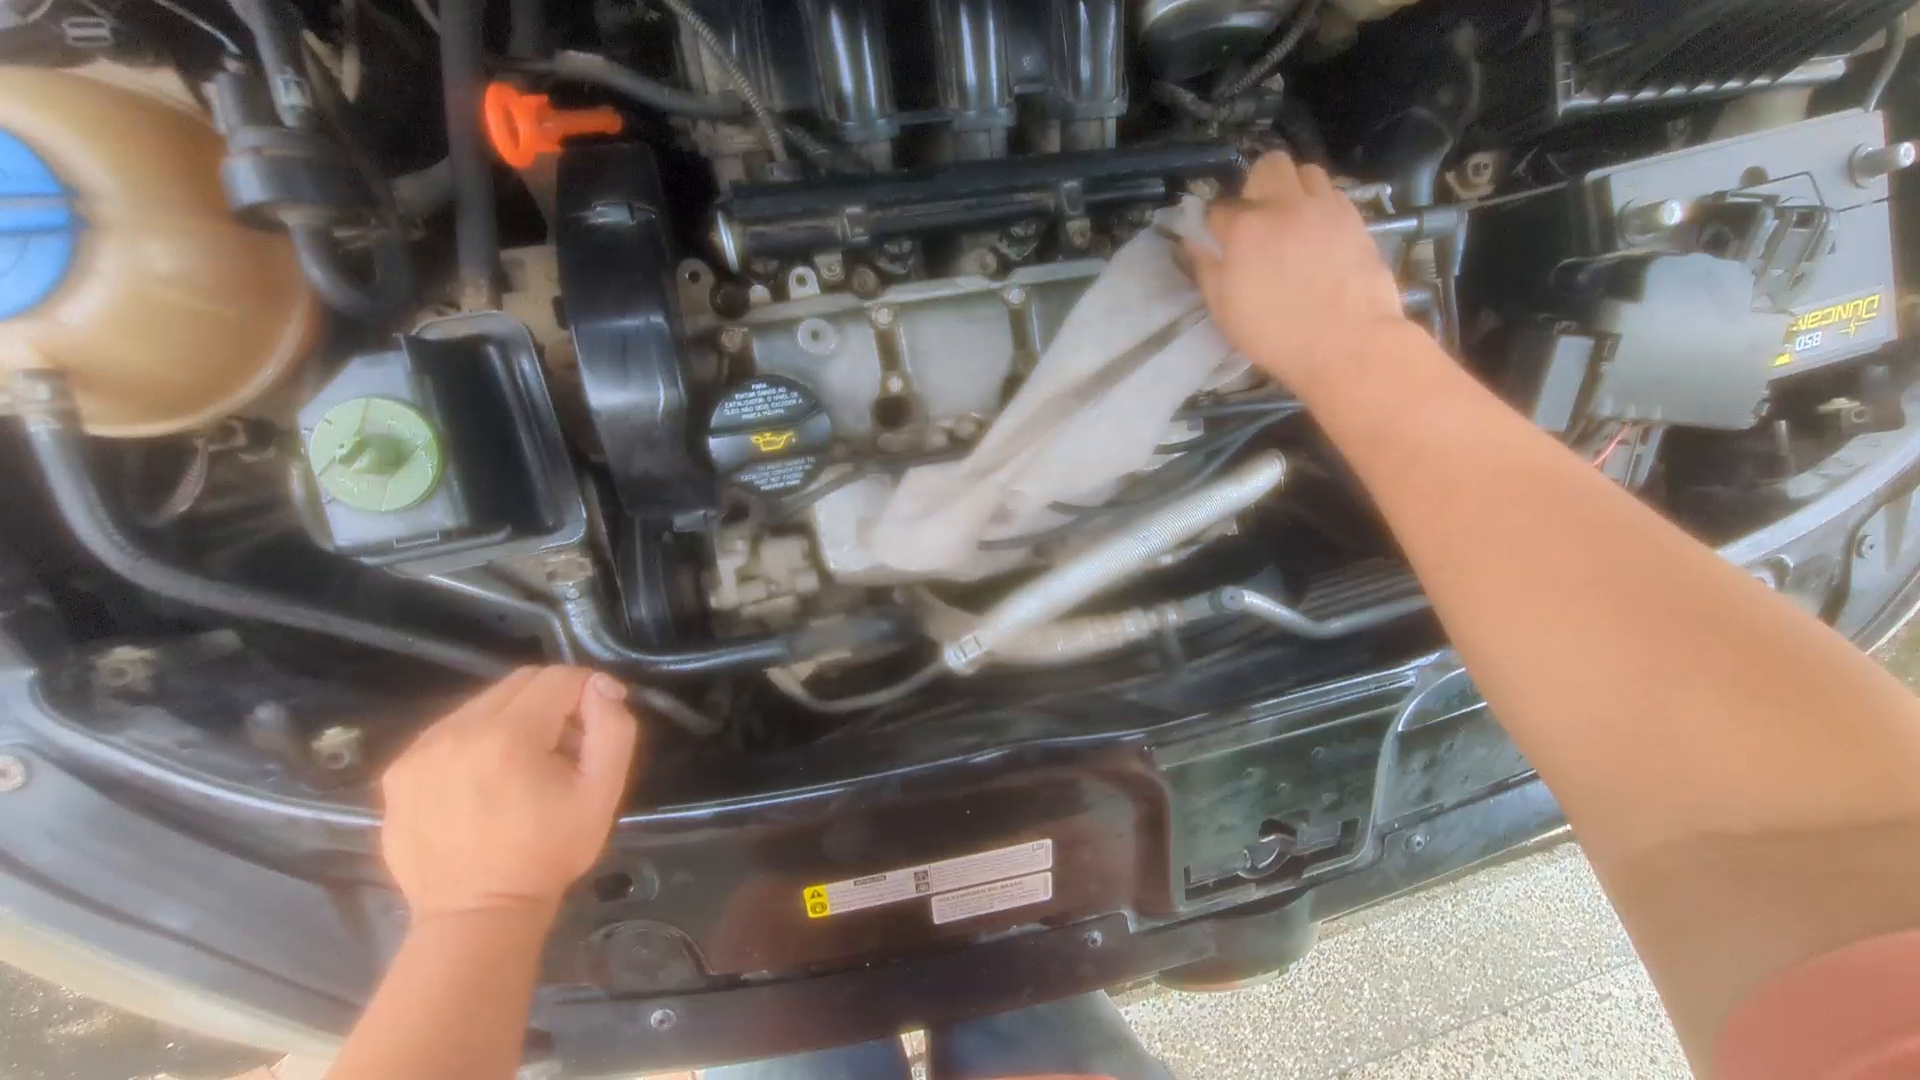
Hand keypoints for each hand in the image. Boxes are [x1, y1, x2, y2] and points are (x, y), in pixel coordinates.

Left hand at [380, 667, 637, 922]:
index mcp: (509, 736)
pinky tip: (485, 779)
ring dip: (512, 719)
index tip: (597, 720)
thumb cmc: (549, 853)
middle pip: (518, 683)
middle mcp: (456, 731)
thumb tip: (601, 687)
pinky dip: (475, 740)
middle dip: (550, 702)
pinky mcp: (398, 772)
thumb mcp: (603, 793)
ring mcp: (420, 751)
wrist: (476, 916)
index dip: (587, 691)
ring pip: (482, 703)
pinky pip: (449, 730)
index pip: (558, 678)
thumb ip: (612, 728)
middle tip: (564, 745)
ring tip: (523, 765)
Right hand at [1189, 154, 1408, 392]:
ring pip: (1306, 171)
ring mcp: (1324, 207)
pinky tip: (1318, 233)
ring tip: (1291, 220)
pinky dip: (1320, 205)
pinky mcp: (1355, 219)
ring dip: (1293, 189)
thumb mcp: (1224, 310)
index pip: (1219, 207)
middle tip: (1257, 217)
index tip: (1218, 241)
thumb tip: (1193, 245)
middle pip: (1269, 165)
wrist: (1346, 343)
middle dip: (1257, 184)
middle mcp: (1285, 205)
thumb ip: (1206, 270)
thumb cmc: (1275, 334)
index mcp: (1245, 227)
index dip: (1215, 224)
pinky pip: (1333, 194)